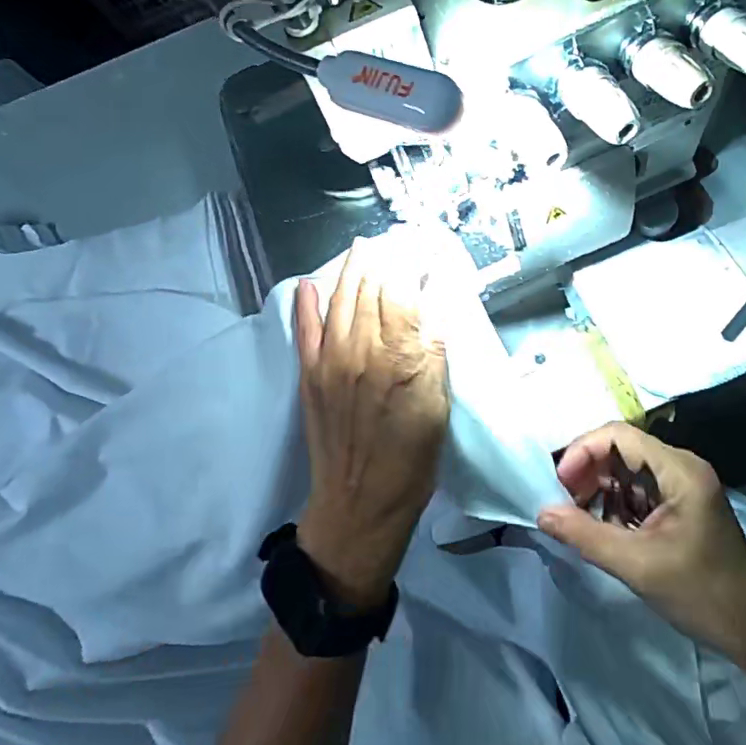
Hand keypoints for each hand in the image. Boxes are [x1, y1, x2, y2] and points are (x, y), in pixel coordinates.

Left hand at [293, 240, 451, 610]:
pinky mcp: (310, 375)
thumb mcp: (439, 404)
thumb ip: (433, 351)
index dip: (411, 267)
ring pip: (341, 300)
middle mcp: (362, 348)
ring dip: (351, 270)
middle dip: (381, 260)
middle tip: (391, 241)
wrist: (360, 503)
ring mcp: (331, 360)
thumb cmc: (412, 458)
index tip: (419, 249)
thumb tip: (433, 307)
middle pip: (370, 290)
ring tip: (361, 248)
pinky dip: (307, 304)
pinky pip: (306, 329)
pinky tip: (310, 283)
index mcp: (400, 356)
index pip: (403, 293)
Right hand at [538, 423, 745, 667]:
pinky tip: (602, 527)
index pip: (619, 435)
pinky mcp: (681, 503)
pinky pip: (639, 488)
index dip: (584, 451)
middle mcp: (681, 466)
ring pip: (628, 468)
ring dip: (599, 487)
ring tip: (578, 517)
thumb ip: (585, 535)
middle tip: (564, 502)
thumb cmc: (700, 594)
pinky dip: (616, 502)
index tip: (561, 484)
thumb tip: (542, 512)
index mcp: (679, 470)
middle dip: (588, 470)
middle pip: (622, 448)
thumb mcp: (637, 565)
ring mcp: (683, 484)